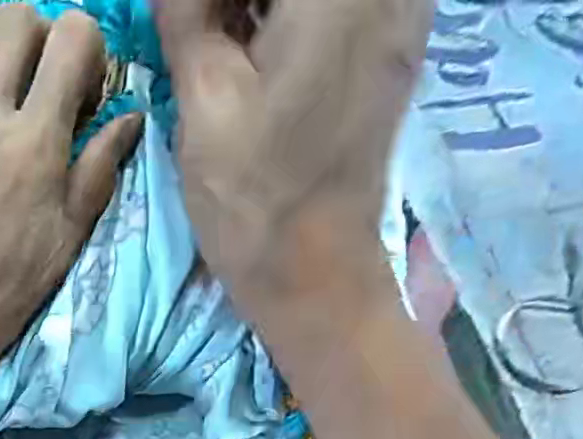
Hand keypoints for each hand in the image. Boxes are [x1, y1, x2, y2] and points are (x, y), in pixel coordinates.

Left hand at [0, 6, 142, 434]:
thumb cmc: (3, 298)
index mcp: (34, 144)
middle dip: (33, 39)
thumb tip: (128, 118)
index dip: (83, 50)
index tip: (78, 89)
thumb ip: (97, 172)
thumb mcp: (64, 244)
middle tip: (32, 85)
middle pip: (11, 21)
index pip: (72, 37)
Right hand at [153, 0, 427, 322]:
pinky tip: (253, 52)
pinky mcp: (393, 42)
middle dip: (235, 2)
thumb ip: (187, 19)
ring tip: (218, 40)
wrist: (313, 268)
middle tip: (193, 29)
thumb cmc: (252, 195)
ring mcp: (401, 8)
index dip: (207, 0)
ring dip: (256, 9)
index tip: (181, 20)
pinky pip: (337, 7)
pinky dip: (286, 19)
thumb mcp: (204, 104)